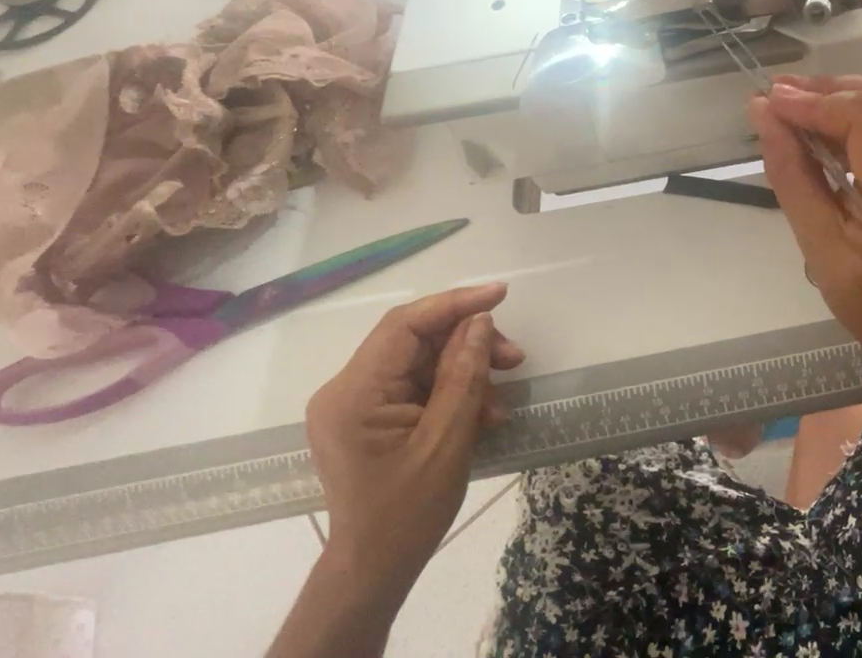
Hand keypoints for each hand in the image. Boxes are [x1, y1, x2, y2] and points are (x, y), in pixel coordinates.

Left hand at [303, 283, 524, 592]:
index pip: (404, 326)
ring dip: (468, 370)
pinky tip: (485, 413)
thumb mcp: (447, 441)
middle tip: (515, 358)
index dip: (454, 303)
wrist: (375, 568)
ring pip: (423, 361)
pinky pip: (419, 385)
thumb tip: (480, 322)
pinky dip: (455, 391)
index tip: (500, 294)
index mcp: (354, 394)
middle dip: (470, 343)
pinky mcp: (371, 417)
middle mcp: (347, 390)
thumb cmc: (408, 511)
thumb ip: (463, 376)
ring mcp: (357, 404)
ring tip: (502, 398)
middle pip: (416, 341)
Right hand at [749, 75, 861, 373]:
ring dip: (843, 94)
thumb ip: (792, 176)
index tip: (769, 101)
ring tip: (794, 103)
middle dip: (828, 89)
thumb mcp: (819, 248)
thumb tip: (764, 114)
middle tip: (777, 96)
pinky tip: (826, 124)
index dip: (816, 102)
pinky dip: (861, 112)